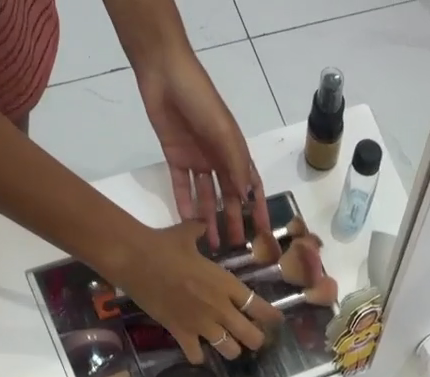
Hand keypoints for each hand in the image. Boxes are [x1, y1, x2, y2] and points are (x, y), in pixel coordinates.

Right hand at [102, 221, 270, 363]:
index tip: (274, 321)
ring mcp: (202, 324)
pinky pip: (197, 356)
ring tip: (225, 344)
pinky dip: (197, 356)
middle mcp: (220, 308)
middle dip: (255, 340)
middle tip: (250, 338)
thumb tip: (201, 223)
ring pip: (230, 351)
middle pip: (252, 337)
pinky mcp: (181, 333)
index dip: (270, 318)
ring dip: (230, 350)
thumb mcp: (188, 235)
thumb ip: (200, 232)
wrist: (135, 258)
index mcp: (227, 284)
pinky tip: (195, 350)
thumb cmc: (163, 244)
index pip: (260, 307)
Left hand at [135, 47, 272, 250]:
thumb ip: (236, 165)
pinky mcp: (176, 158)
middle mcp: (219, 160)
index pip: (252, 187)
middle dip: (234, 221)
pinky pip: (183, 187)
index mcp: (236, 152)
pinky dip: (185, 204)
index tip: (264, 234)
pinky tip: (188, 224)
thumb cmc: (202, 101)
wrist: (165, 74)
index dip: (258, 209)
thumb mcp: (224, 133)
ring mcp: (198, 160)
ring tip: (213, 244)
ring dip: (210, 219)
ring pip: (207, 197)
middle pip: (229, 197)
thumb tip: (248, 198)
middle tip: (236, 248)